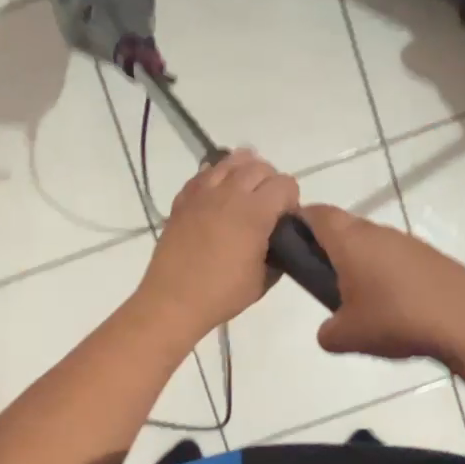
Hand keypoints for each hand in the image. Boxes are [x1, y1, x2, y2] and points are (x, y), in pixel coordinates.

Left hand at [136, 151, 298, 334]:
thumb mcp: (262, 280)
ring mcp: (202, 194)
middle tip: (267, 207)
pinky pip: (203, 174)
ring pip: (230, 162)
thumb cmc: (221, 295)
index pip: (285, 184)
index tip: (285, 220)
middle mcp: (229, 194)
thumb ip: (277, 252)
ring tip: (244, 193)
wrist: (173, 301)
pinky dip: (216, 177)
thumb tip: (278, 240)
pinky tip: (217, 196)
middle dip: (270, 182)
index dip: (291, 200)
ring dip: (244, 171)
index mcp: (254, 212)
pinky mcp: (182, 200)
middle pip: (260, 167)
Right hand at [297, 204, 464, 360]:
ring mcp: (408, 243)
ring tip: (358, 301)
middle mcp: (378, 233)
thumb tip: (330, 329)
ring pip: (372, 244)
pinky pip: (396, 259)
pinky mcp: (431, 258)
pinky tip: (392, 307)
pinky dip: (386, 275)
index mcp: (350, 241)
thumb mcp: (345, 337)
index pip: (316, 214)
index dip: (297, 222)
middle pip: (344, 228)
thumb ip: (326, 331)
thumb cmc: (395, 320)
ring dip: (359, 263)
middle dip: (327, 248)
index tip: (288, 242)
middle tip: (320, 280)